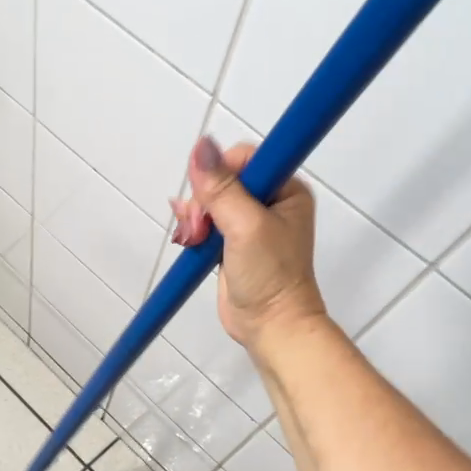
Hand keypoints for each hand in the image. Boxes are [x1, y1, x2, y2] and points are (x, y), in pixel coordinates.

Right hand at [169, 136, 325, 346]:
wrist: (269, 324)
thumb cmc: (269, 275)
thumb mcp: (246, 226)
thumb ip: (222, 187)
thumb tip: (200, 145)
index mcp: (285, 189)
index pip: (244, 159)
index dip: (220, 174)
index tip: (209, 202)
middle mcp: (268, 201)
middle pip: (222, 179)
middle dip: (203, 201)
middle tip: (199, 229)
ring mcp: (248, 223)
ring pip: (210, 202)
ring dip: (195, 218)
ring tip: (192, 240)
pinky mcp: (230, 243)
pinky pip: (206, 223)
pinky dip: (193, 229)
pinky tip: (186, 238)